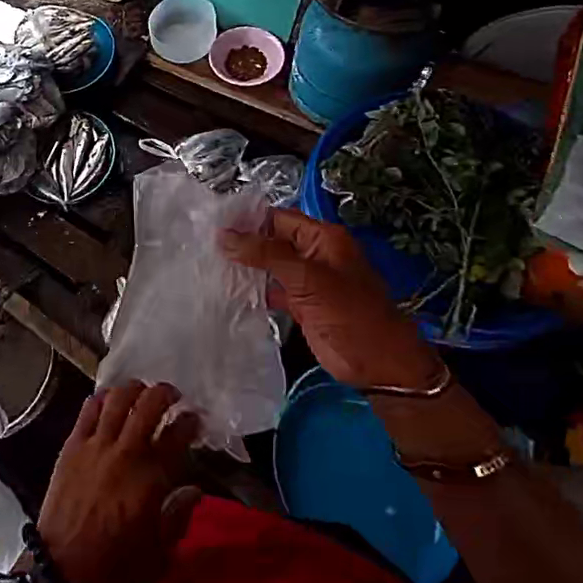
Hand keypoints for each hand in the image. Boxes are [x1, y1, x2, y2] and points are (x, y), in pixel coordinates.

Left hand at [35, 380, 202, 582]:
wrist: (64, 571)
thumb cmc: (117, 569)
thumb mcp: (160, 553)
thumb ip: (179, 516)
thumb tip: (194, 490)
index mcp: (151, 480)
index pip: (176, 437)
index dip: (189, 423)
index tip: (196, 418)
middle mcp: (124, 454)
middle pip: (146, 408)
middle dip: (163, 395)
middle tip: (173, 394)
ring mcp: (94, 446)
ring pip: (115, 401)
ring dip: (132, 390)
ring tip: (142, 389)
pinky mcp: (71, 446)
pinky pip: (87, 412)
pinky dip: (100, 399)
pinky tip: (109, 398)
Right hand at [221, 209, 439, 390]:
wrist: (379, 364)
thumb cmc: (350, 313)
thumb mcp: (307, 278)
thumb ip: (265, 254)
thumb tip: (223, 235)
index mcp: (321, 238)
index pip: (276, 218)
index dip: (245, 219)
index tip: (210, 223)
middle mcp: (311, 254)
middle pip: (269, 239)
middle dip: (240, 242)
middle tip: (202, 243)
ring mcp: (304, 280)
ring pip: (266, 264)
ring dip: (242, 265)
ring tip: (206, 262)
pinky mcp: (298, 303)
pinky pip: (268, 288)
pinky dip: (250, 288)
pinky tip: (225, 288)